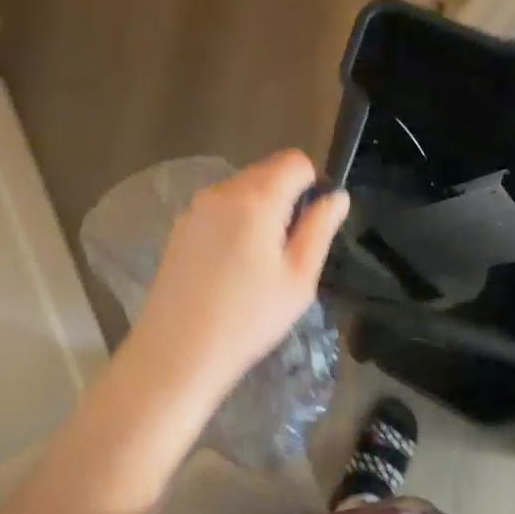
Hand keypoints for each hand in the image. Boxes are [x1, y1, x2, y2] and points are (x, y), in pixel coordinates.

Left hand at [124, 149, 349, 397]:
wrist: (178, 353)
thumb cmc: (249, 319)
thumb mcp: (299, 278)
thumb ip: (320, 229)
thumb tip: (336, 197)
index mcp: (255, 198)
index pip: (295, 161)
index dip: (312, 184)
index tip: (313, 224)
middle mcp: (221, 192)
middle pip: (266, 173)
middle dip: (286, 200)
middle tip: (289, 253)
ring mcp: (194, 210)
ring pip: (241, 192)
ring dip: (260, 214)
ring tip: (259, 267)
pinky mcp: (179, 231)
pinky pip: (219, 212)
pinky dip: (235, 227)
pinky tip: (232, 271)